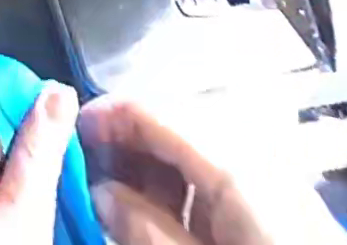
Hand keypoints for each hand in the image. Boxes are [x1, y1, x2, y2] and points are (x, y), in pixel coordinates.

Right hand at [79, 97, 275, 244]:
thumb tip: (102, 192)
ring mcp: (265, 168)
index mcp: (232, 164)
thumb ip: (146, 232)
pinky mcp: (272, 192)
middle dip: (129, 138)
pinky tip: (158, 212)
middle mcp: (249, 149)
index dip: (113, 113)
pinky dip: (181, 184)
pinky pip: (214, 172)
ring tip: (115, 190)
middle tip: (89, 165)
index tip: (74, 126)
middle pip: (176, 122)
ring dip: (153, 161)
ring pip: (193, 145)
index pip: (160, 113)